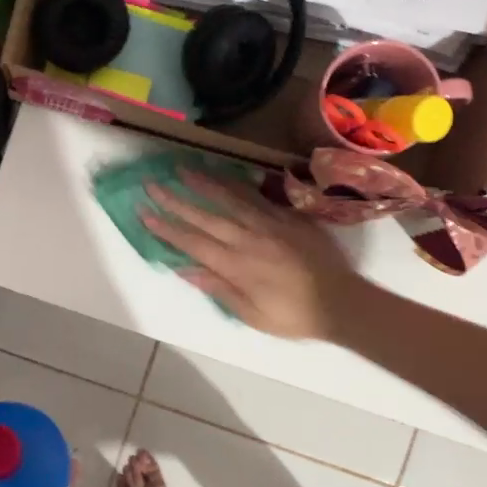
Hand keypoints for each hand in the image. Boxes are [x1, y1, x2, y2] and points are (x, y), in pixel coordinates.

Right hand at [141, 168, 368, 340]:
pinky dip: (237, 186)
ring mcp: (269, 225)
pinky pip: (257, 198)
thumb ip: (218, 288)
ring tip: (183, 170)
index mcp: (235, 265)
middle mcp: (248, 239)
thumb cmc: (293, 316)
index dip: (166, 227)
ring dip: (204, 184)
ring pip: (230, 199)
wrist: (342, 302)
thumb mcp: (251, 314)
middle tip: (152, 184)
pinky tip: (224, 177)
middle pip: (205, 216)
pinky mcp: (288, 219)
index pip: (192, 242)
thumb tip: (184, 268)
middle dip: (175, 200)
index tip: (144, 213)